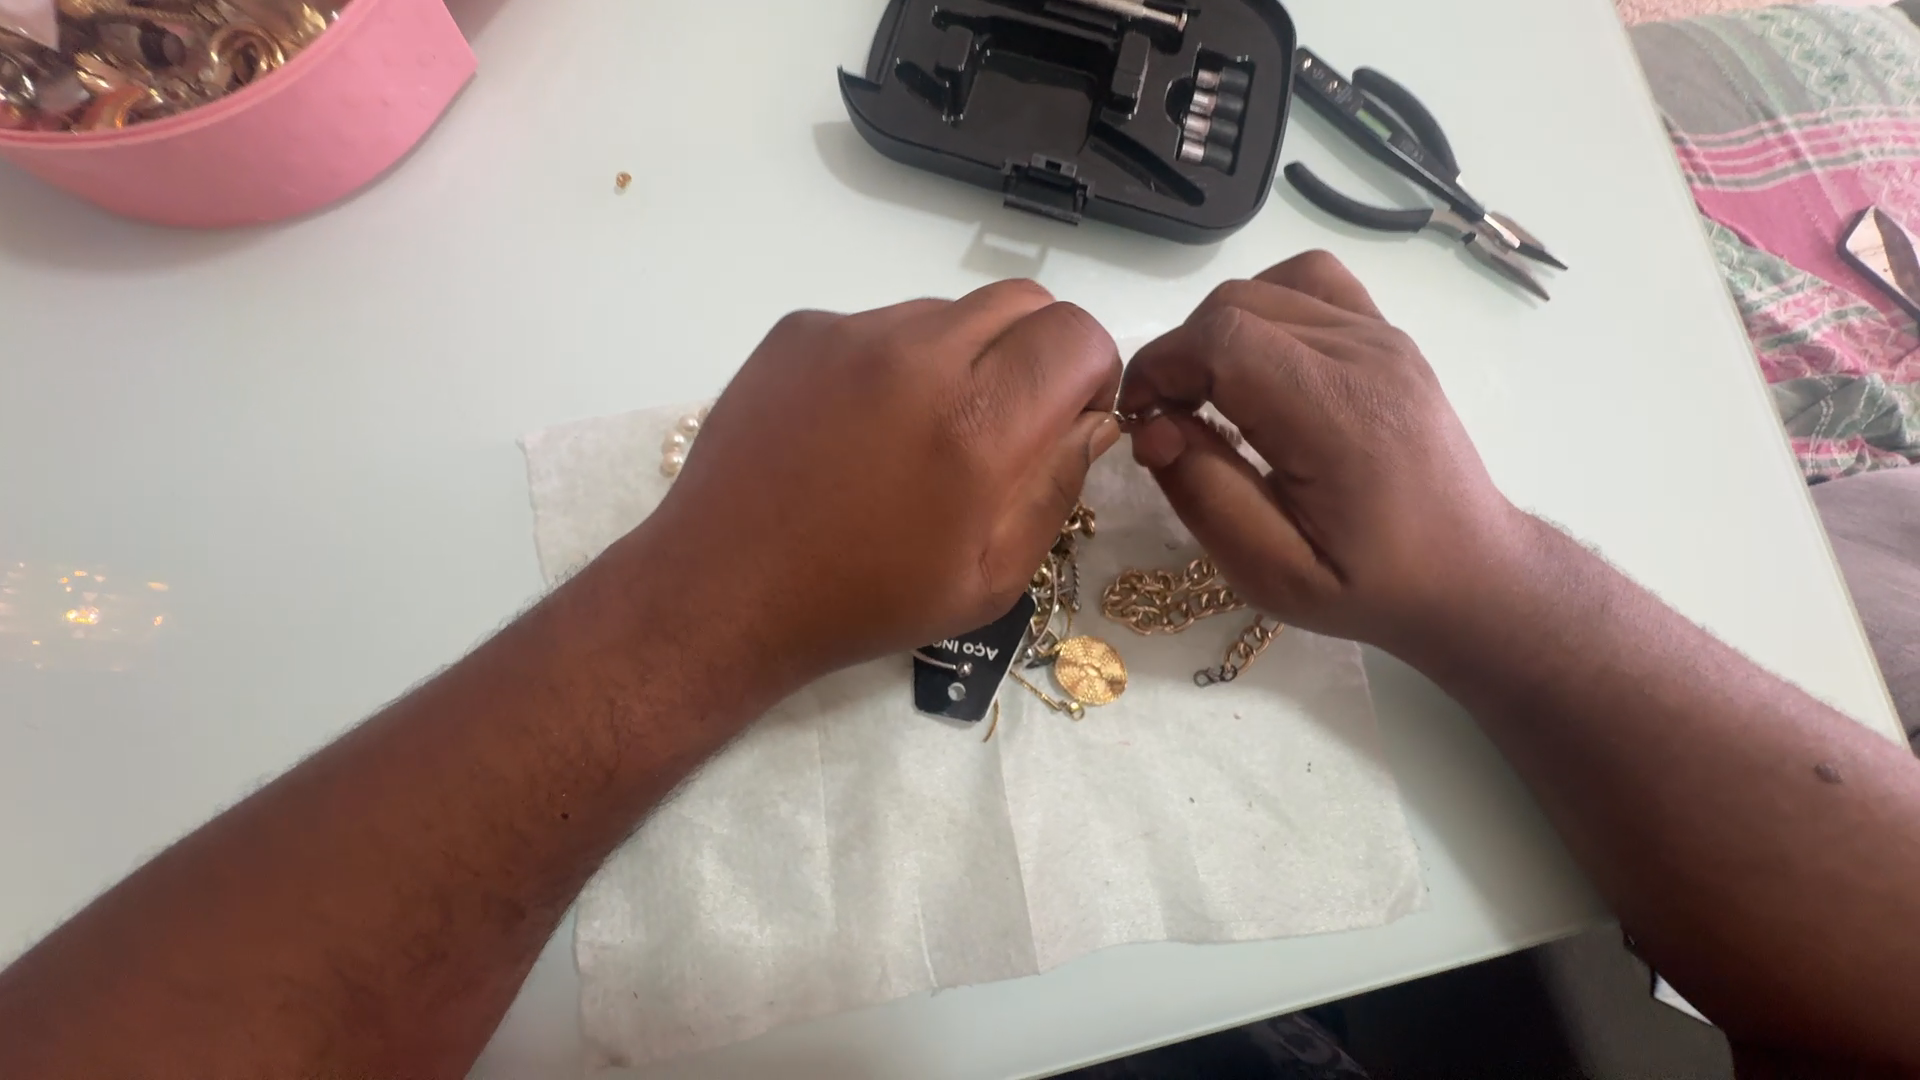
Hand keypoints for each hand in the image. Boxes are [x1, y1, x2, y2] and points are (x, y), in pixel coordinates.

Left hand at [642, 280, 1122, 684]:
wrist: (724, 587)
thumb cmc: (866, 601)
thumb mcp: (989, 579)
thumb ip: (1056, 488)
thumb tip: (1092, 421)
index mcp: (976, 425)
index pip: (1077, 335)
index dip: (1092, 373)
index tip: (1067, 419)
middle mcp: (917, 355)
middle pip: (1023, 301)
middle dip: (1038, 353)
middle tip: (1004, 422)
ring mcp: (851, 332)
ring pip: (950, 311)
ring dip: (964, 357)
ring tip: (917, 433)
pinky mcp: (800, 329)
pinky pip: (881, 324)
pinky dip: (896, 362)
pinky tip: (858, 426)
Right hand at [1116, 251, 1529, 649]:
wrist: (1467, 572)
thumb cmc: (1365, 584)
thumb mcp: (1270, 571)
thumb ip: (1204, 495)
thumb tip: (1151, 429)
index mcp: (1335, 415)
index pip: (1223, 340)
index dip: (1159, 367)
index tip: (1139, 419)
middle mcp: (1362, 354)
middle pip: (1234, 306)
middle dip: (1177, 355)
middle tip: (1167, 421)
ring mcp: (1381, 336)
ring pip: (1265, 288)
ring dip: (1214, 334)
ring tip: (1208, 393)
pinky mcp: (1386, 336)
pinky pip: (1308, 285)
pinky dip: (1261, 311)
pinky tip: (1255, 365)